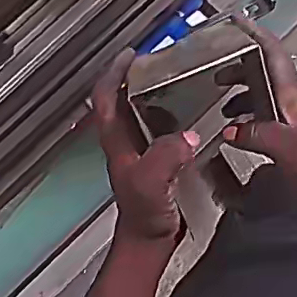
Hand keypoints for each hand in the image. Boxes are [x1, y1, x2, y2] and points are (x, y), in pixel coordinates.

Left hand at [91, 48, 199, 251]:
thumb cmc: (143, 217)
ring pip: (140, 111)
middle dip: (135, 76)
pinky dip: (172, 114)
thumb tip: (186, 136)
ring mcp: (140, 151)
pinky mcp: (156, 160)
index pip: (105, 97)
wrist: (150, 241)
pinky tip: (191, 112)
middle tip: (157, 60)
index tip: (130, 54)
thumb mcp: (151, 182)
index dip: (114, 73)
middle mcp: (125, 142)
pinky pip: (161, 128)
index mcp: (117, 141)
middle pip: (122, 99)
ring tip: (176, 78)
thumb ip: (166, 156)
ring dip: (154, 93)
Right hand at [220, 16, 296, 212]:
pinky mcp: (289, 138)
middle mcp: (292, 103)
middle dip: (240, 65)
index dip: (256, 34)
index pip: (274, 54)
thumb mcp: (283, 147)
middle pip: (265, 71)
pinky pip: (263, 116)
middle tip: (217, 70)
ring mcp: (292, 120)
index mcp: (292, 97)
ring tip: (222, 101)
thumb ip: (255, 133)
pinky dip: (246, 115)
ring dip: (241, 91)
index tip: (237, 22)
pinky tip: (236, 130)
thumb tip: (230, 130)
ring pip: (263, 94)